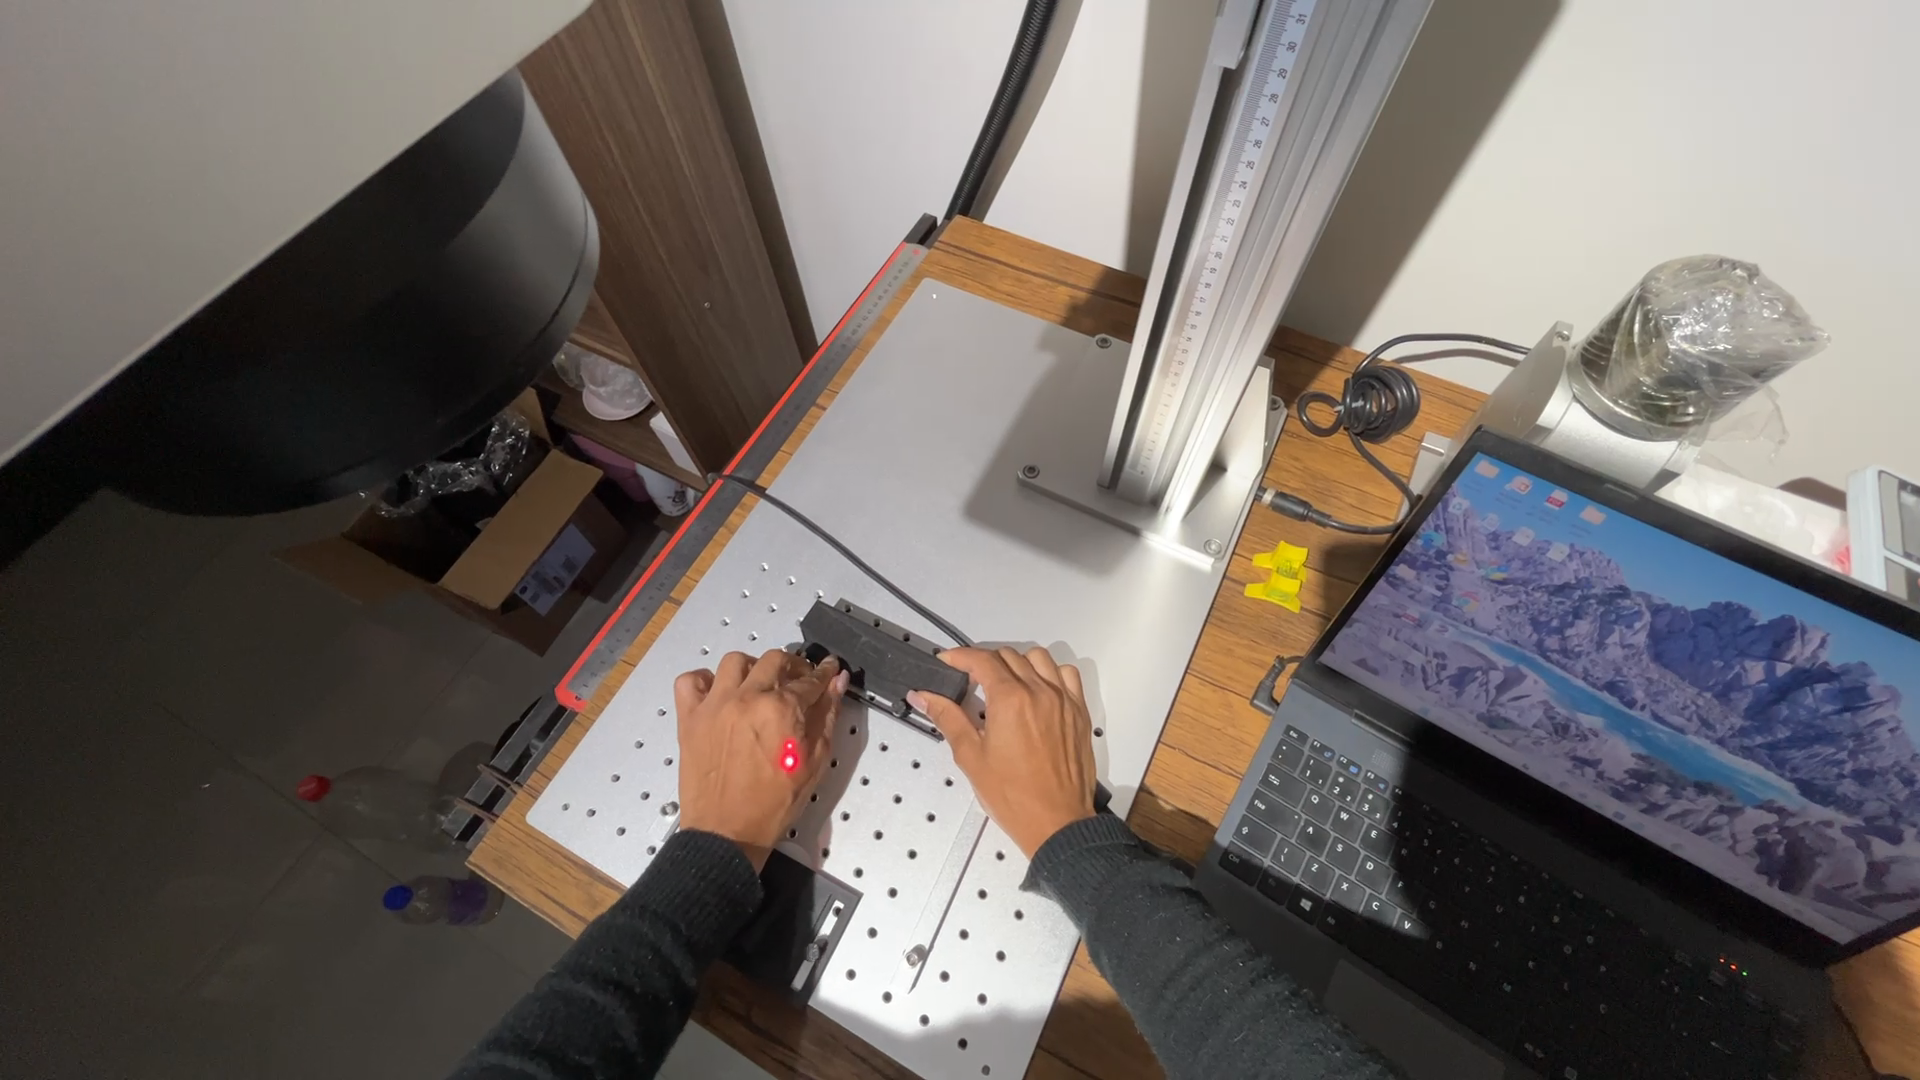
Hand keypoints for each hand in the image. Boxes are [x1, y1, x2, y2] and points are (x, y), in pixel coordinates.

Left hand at [675, 649, 847, 869]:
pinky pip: (691, 681)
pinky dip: (704, 680)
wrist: (727, 833)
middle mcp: (746, 698)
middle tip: (798, 679)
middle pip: (774, 659)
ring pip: (734, 661)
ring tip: (759, 684)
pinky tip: (719, 693)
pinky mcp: (689, 718)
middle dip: (793, 666)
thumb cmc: (775, 803)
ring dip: (752, 667)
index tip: (829, 670)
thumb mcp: (815, 761)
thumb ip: (827, 715)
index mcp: (781, 709)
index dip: (824, 674)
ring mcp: (714, 706)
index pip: (810, 679)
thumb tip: (836, 682)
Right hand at [909, 646, 1096, 857]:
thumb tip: (925, 696)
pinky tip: (1039, 688)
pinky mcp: (1078, 712)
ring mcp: (1062, 700)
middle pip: (1008, 655)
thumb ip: (947, 717)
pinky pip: (1068, 674)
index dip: (960, 656)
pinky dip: (1051, 672)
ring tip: (1004, 682)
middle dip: (985, 662)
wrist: (1056, 823)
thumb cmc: (1015, 797)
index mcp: (1010, 700)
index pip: (982, 660)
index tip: (949, 661)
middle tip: (971, 680)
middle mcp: (1039, 692)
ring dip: (1017, 662)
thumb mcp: (970, 756)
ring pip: (1039, 658)